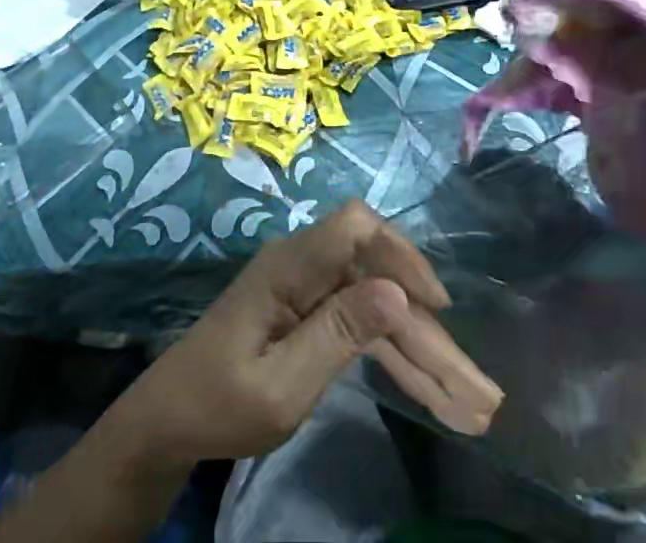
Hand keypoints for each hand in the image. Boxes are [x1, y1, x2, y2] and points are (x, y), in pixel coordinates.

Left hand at [90, 202, 502, 476]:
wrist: (171, 418)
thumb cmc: (220, 403)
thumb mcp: (282, 384)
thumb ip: (338, 334)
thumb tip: (396, 291)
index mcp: (287, 268)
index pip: (354, 227)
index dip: (400, 255)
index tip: (435, 306)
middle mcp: (300, 267)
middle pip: (376, 274)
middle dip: (425, 327)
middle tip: (473, 389)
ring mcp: (304, 290)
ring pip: (376, 305)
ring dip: (419, 349)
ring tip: (469, 403)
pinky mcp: (307, 314)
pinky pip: (360, 324)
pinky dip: (393, 356)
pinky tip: (432, 392)